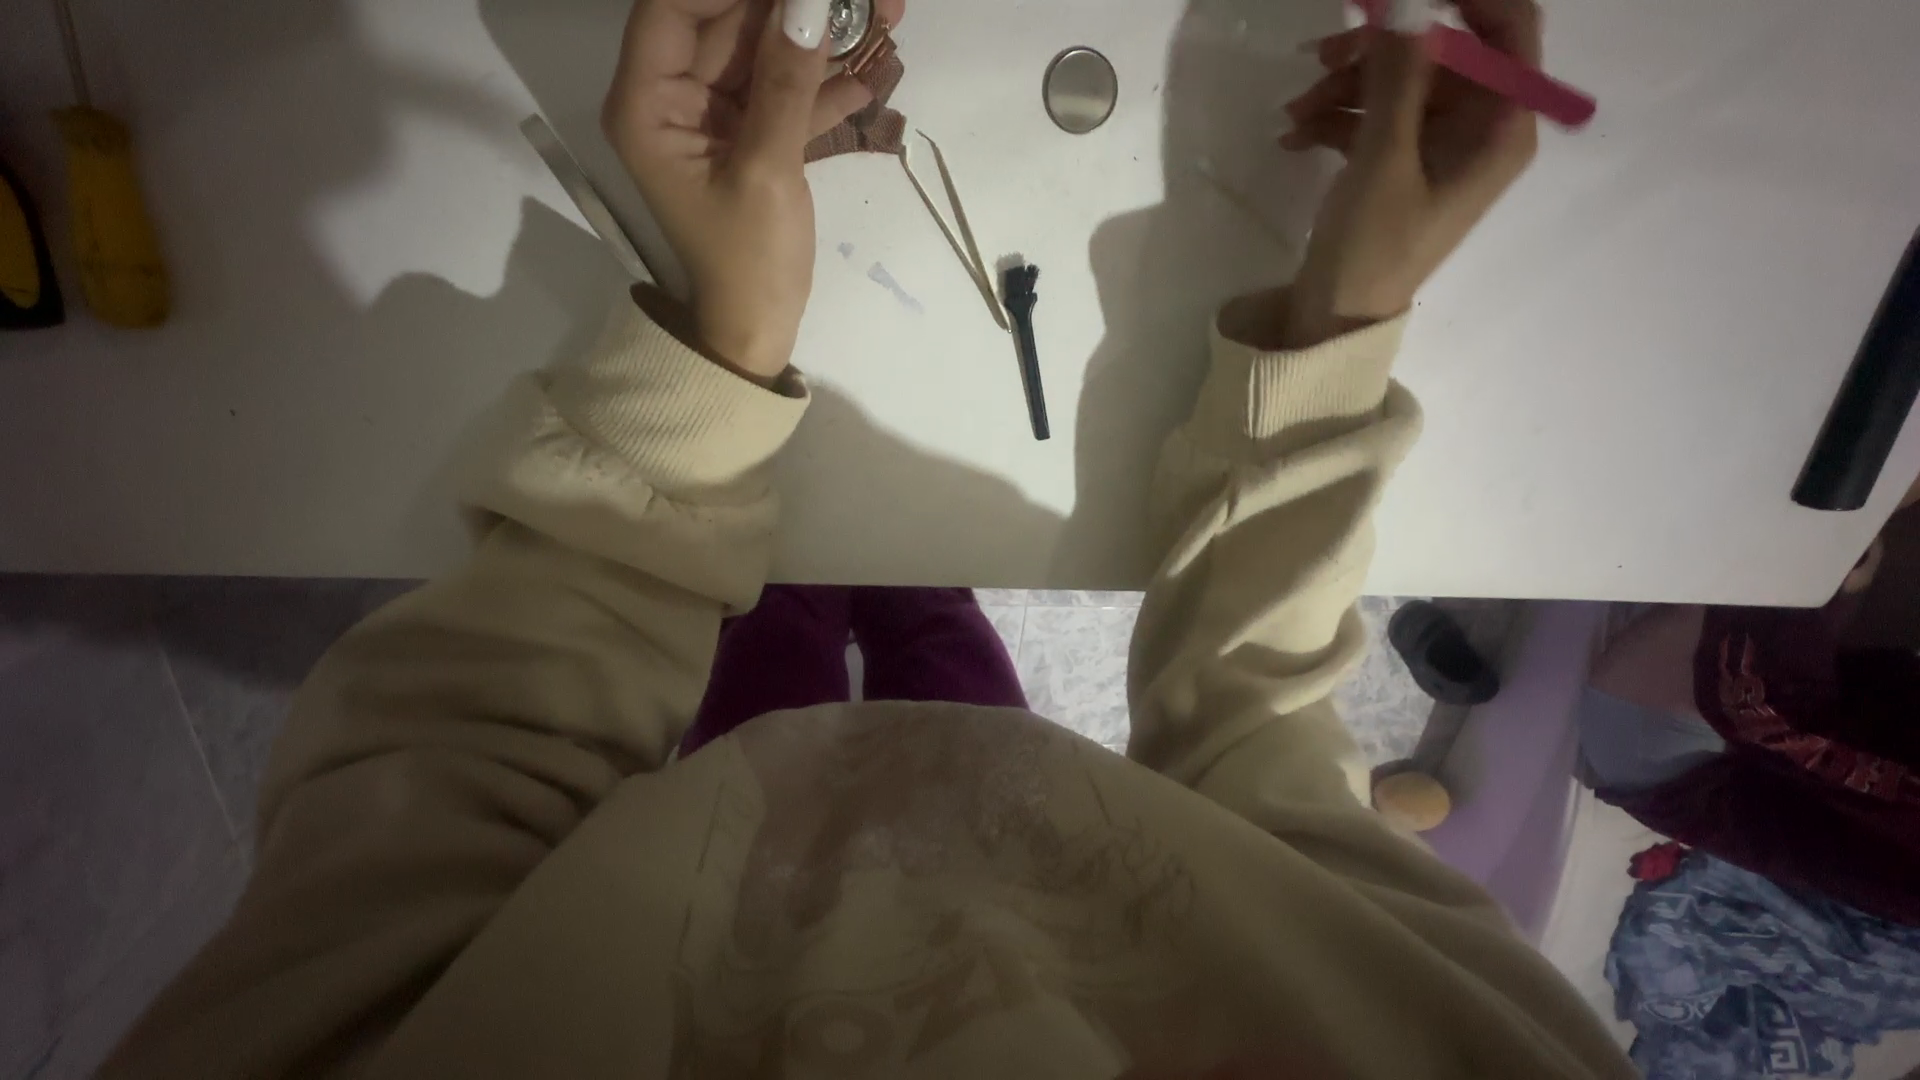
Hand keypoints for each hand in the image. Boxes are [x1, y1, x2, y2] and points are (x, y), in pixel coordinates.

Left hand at [603, 0, 901, 378]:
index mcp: (649, 104)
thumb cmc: (749, 260)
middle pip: (728, 22)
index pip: (675, 5)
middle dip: (791, 5)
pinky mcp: (752, 140)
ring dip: (821, 39)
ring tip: (886, 15)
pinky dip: (824, 88)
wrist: (758, 326)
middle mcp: (675, 100)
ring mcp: (716, 120)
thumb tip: (808, 4)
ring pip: (766, 55)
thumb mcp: (766, 171)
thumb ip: (786, 84)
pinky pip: (786, 96)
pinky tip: (869, 76)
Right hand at [1272, 0, 1541, 347]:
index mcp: (1499, 129)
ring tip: (1294, 109)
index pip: (1507, 31)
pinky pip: (1373, 121)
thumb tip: (1406, 6)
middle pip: (1439, 56)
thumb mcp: (1383, 161)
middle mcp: (1476, 132)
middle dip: (1378, 52)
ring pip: (1397, 86)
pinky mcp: (1395, 171)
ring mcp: (1433, 152)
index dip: (1460, 0)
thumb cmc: (1370, 250)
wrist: (1332, 323)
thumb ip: (1397, 77)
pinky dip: (1335, 120)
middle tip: (1319, 55)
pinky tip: (1296, 134)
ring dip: (1344, 87)